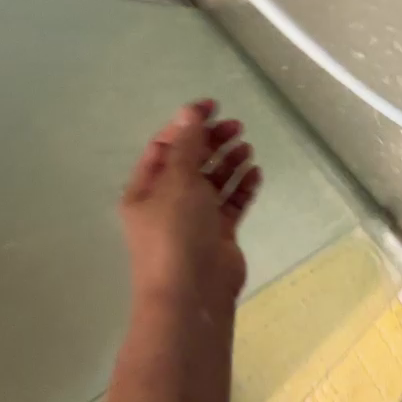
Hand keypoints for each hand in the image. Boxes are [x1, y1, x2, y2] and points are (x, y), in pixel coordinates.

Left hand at [119, 99, 260, 309]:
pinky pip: (232, 201)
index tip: (214, 107)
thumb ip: (188, 145)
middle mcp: (168, 201)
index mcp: (146, 190)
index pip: (165, 146)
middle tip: (237, 128)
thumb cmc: (176, 233)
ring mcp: (194, 218)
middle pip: (192, 160)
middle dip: (213, 141)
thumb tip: (189, 111)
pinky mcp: (218, 232)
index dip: (187, 124)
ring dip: (230, 161)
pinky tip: (255, 174)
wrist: (191, 294)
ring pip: (214, 179)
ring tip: (248, 150)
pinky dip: (242, 185)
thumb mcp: (179, 182)